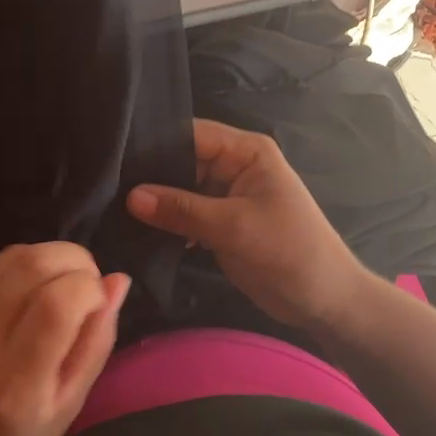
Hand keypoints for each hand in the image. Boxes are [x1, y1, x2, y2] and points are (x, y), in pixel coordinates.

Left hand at [0, 243, 130, 435]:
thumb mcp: (64, 410)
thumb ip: (95, 344)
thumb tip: (118, 280)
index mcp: (13, 383)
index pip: (60, 302)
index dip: (89, 287)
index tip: (97, 302)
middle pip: (36, 262)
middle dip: (74, 261)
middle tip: (81, 286)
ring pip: (13, 253)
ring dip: (45, 260)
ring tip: (50, 290)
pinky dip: (13, 267)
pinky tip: (15, 296)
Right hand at [128, 118, 373, 329]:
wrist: (328, 302)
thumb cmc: (288, 253)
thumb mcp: (232, 228)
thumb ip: (181, 209)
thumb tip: (131, 196)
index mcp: (245, 150)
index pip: (190, 133)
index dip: (155, 144)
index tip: (115, 158)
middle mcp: (234, 164)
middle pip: (182, 159)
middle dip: (150, 175)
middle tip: (107, 187)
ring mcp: (228, 194)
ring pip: (181, 187)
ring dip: (156, 201)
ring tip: (113, 207)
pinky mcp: (223, 221)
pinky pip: (187, 212)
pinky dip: (168, 220)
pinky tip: (136, 230)